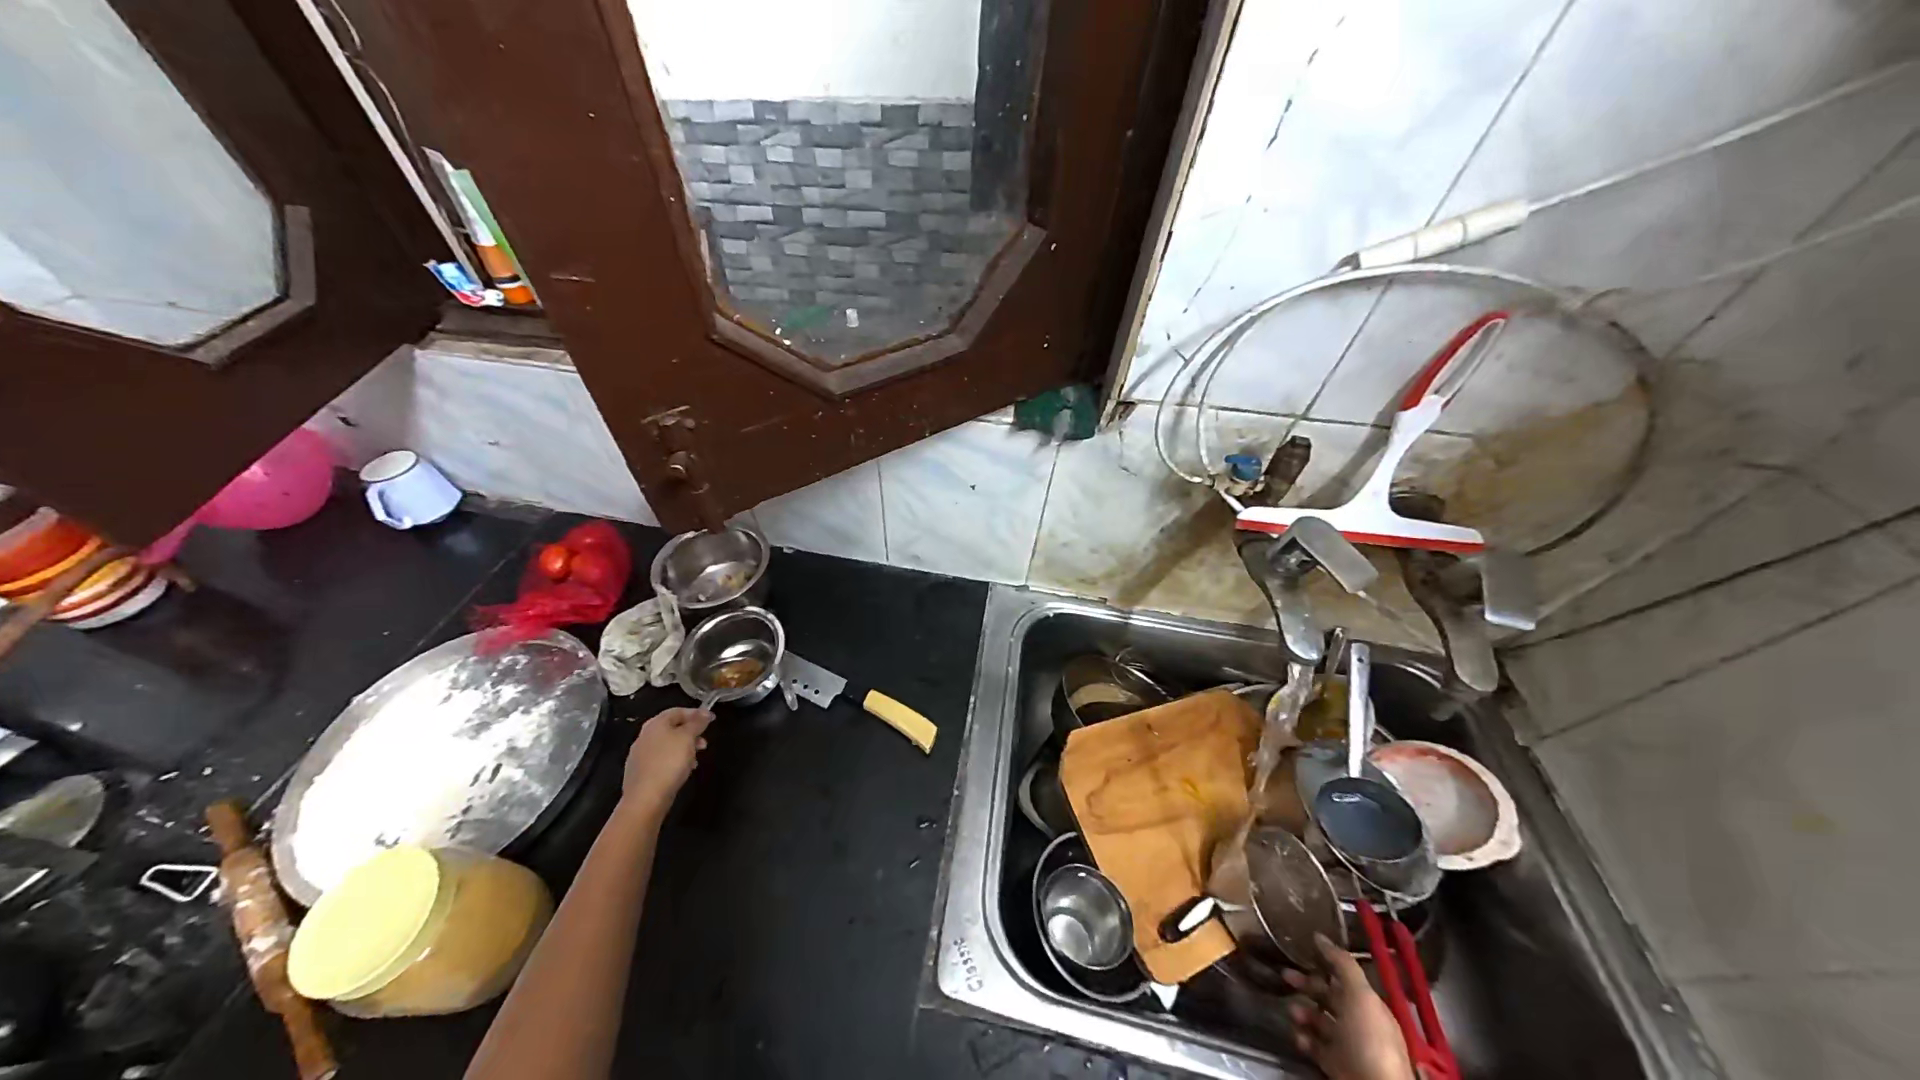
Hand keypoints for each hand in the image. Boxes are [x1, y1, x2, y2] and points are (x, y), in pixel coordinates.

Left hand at [621, 707, 710, 815]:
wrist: (645, 798)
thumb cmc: (669, 762)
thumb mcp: (688, 738)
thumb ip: (697, 723)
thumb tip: (704, 713)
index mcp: (655, 724)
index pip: (677, 711)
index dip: (696, 713)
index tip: (711, 719)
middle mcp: (644, 736)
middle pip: (672, 728)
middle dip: (691, 733)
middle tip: (704, 742)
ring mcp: (640, 755)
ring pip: (667, 745)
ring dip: (684, 748)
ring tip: (695, 760)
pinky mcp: (640, 772)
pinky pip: (661, 760)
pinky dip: (674, 761)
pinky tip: (682, 771)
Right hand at [1283, 934, 1414, 1079]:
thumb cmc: (1369, 1039)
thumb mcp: (1360, 996)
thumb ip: (1343, 964)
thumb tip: (1320, 936)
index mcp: (1369, 1006)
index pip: (1344, 979)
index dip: (1324, 965)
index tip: (1301, 953)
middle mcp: (1358, 1023)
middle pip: (1328, 997)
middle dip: (1307, 985)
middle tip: (1285, 976)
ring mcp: (1346, 1045)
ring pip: (1318, 1020)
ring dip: (1302, 1012)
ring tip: (1293, 1013)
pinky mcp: (1333, 1065)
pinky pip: (1313, 1046)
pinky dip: (1303, 1038)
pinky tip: (1298, 1035)